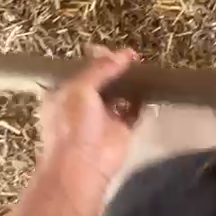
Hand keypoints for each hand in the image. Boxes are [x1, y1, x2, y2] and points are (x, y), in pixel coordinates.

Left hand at [36, 46, 139, 194]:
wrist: (84, 165)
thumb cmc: (73, 124)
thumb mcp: (81, 88)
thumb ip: (101, 69)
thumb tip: (124, 54)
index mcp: (65, 94)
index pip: (82, 71)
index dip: (97, 59)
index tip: (111, 49)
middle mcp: (83, 105)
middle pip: (103, 82)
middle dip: (116, 70)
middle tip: (133, 58)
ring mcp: (103, 118)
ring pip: (119, 95)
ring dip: (131, 84)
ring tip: (144, 69)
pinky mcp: (122, 130)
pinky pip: (134, 111)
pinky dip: (142, 101)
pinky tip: (151, 88)